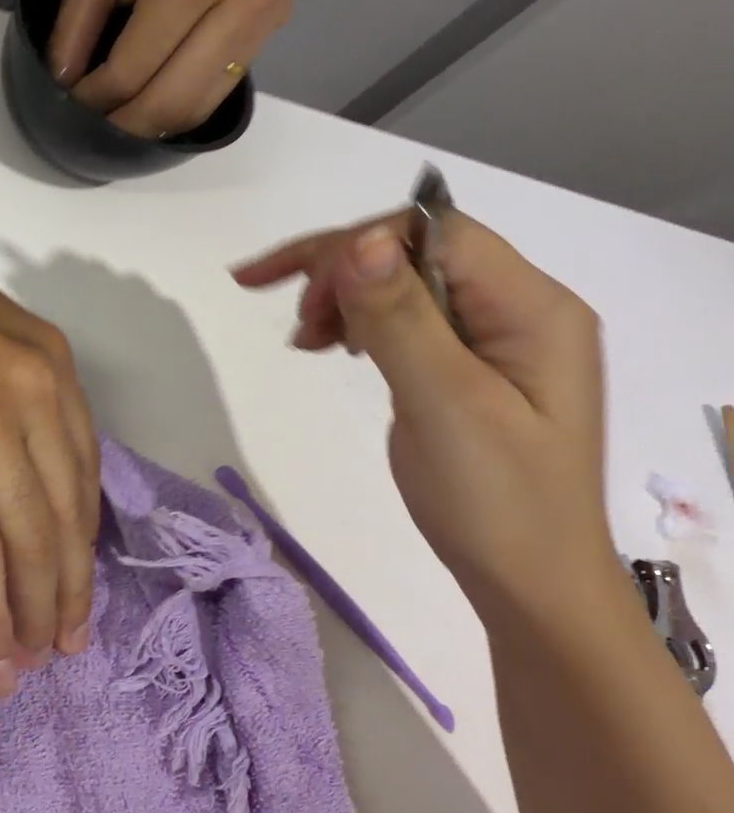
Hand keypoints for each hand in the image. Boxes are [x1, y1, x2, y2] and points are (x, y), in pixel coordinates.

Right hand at [0, 240, 100, 696]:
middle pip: (63, 517)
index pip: (81, 479)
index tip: (69, 595)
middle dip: (63, 594)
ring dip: (27, 610)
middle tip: (57, 648)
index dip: (79, 551)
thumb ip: (3, 395)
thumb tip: (3, 460)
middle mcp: (33, 391)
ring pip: (25, 539)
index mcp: (47, 365)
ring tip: (18, 659)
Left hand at [49, 0, 289, 137]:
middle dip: (123, 126)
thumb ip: (72, 30)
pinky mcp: (278, 22)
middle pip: (171, 102)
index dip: (92, 101)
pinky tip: (152, 102)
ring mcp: (269, 14)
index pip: (131, 73)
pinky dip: (182, 106)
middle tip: (90, 130)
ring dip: (153, 126)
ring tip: (118, 121)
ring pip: (200, 106)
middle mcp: (243, 1)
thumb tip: (62, 90)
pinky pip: (222, 88)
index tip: (67, 105)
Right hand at [232, 212, 613, 604]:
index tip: (281, 288)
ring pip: (401, 282)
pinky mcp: (466, 364)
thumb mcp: (444, 404)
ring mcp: (493, 337)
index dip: (353, 246)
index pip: (433, 234)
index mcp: (531, 307)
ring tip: (306, 341)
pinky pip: (403, 317)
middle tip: (291, 321)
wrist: (527, 578)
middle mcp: (518, 308)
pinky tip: (333, 347)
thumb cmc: (494, 497)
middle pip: (414, 251)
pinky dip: (356, 323)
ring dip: (343, 298)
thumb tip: (359, 242)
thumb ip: (402, 318)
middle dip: (339, 271)